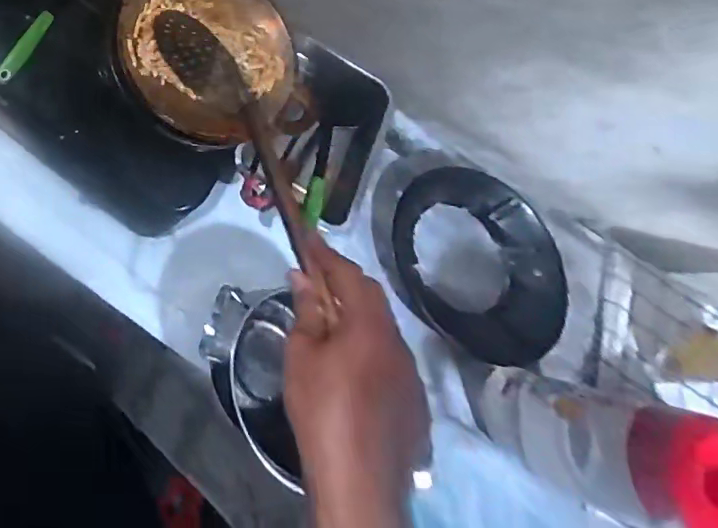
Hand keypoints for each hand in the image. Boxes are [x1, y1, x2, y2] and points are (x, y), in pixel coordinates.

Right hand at [285, 236, 428, 525]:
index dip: (326, 253)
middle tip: (315, 275)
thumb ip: (306, 312)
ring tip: (328, 318)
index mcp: (369, 327)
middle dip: (343, 281)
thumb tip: (303, 278)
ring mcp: (411, 375)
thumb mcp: (302, 354)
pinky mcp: (416, 403)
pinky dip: (369, 346)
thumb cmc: (321, 408)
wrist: (360, 482)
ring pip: (383, 328)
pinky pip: (391, 359)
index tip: (309, 235)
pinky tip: (350, 364)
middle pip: (372, 298)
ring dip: (357, 315)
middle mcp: (398, 344)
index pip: (348, 275)